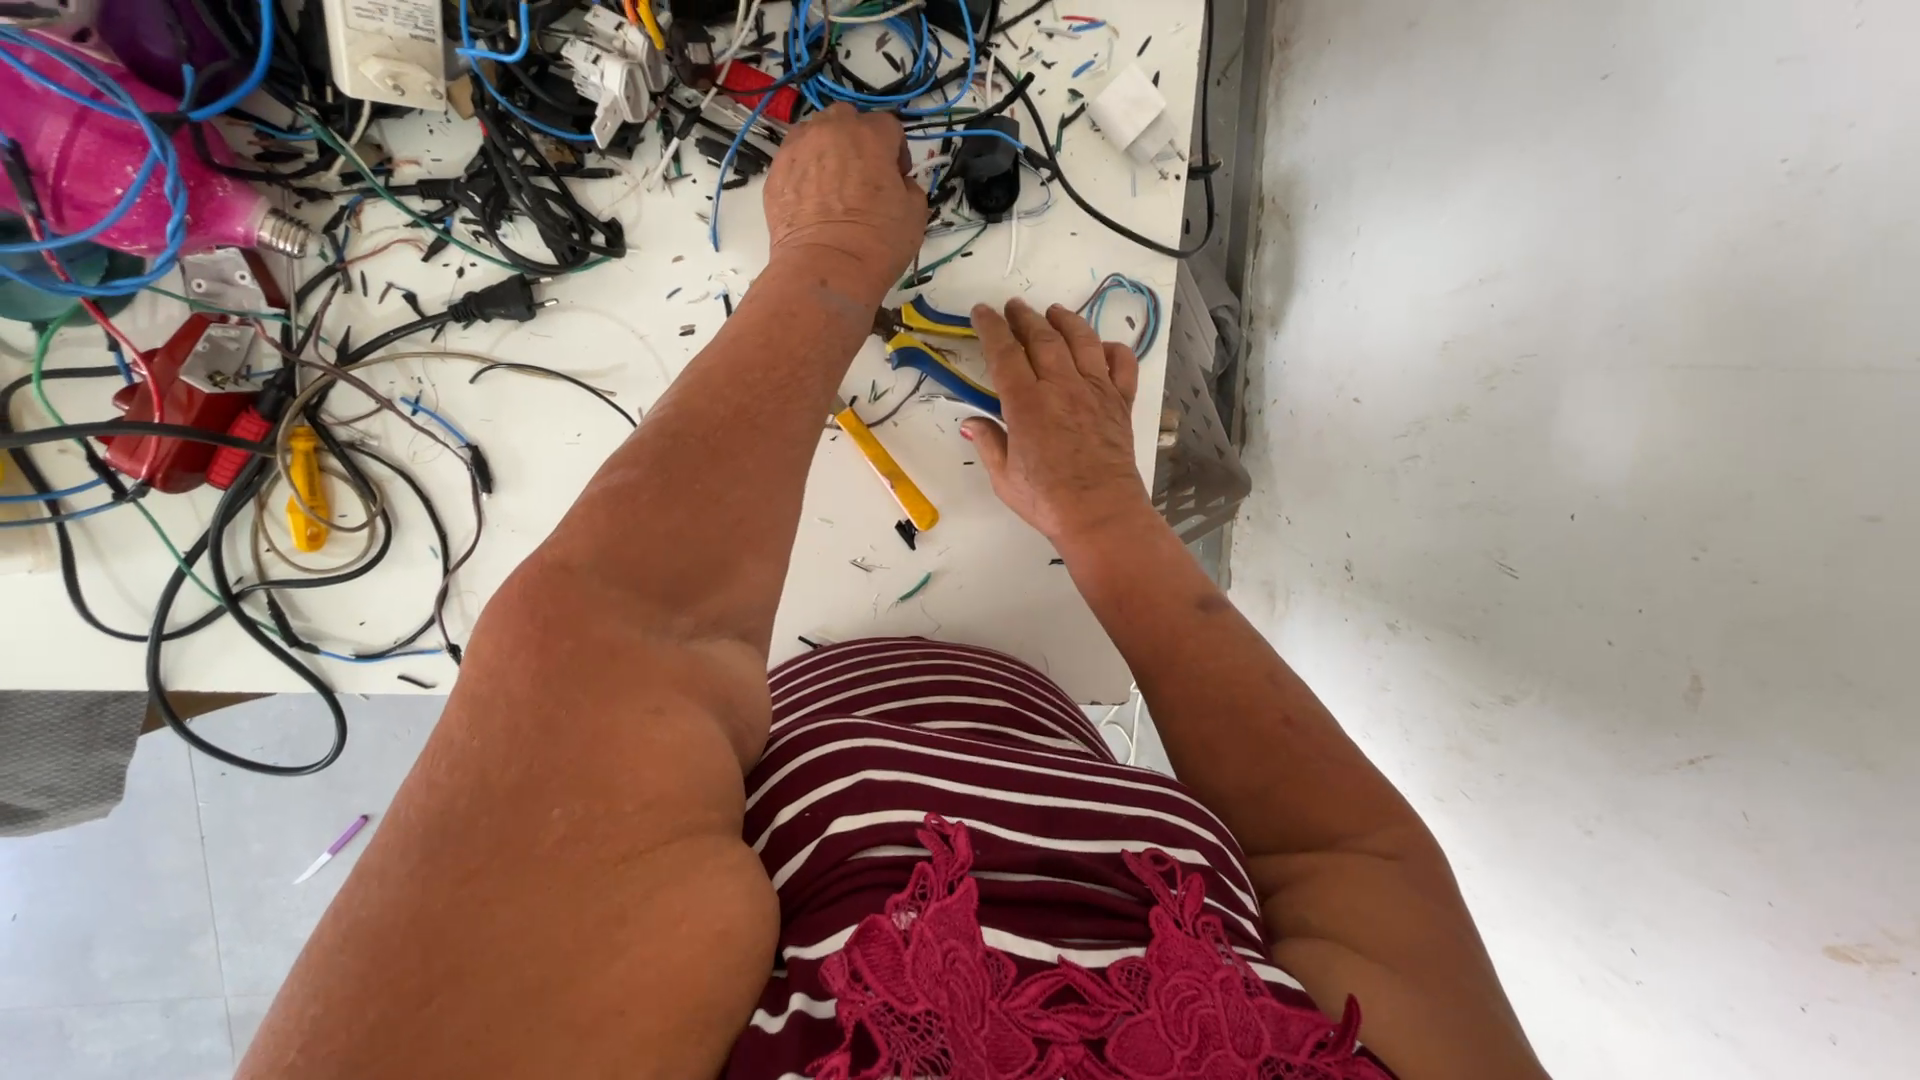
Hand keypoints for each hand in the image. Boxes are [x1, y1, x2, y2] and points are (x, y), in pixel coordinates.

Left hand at [763, 104, 926, 303]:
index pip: (888, 126)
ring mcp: (798, 149)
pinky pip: (794, 160)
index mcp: (870, 135)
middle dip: (858, 139)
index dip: (896, 150)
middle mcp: (831, 131)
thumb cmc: (877, 242)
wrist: (827, 270)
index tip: (897, 174)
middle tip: (864, 174)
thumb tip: (898, 184)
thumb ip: (909, 187)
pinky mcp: (776, 173)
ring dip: (827, 149)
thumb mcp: (915, 214)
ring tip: (834, 185)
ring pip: (814, 133)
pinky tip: (813, 201)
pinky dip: (804, 171)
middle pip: (846, 119)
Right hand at [963, 299, 1153, 546]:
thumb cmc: (1047, 500)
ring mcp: (1095, 392)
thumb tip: (971, 424)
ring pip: (1082, 341)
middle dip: (1024, 317)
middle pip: (1042, 338)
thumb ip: (988, 443)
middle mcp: (1061, 387)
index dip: (990, 327)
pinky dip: (1113, 349)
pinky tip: (1102, 346)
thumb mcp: (1004, 477)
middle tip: (1013, 307)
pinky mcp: (1120, 403)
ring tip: (1054, 312)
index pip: (1004, 352)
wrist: (1100, 514)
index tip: (982, 312)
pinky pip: (1122, 364)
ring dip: (1066, 321)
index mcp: (1026, 404)